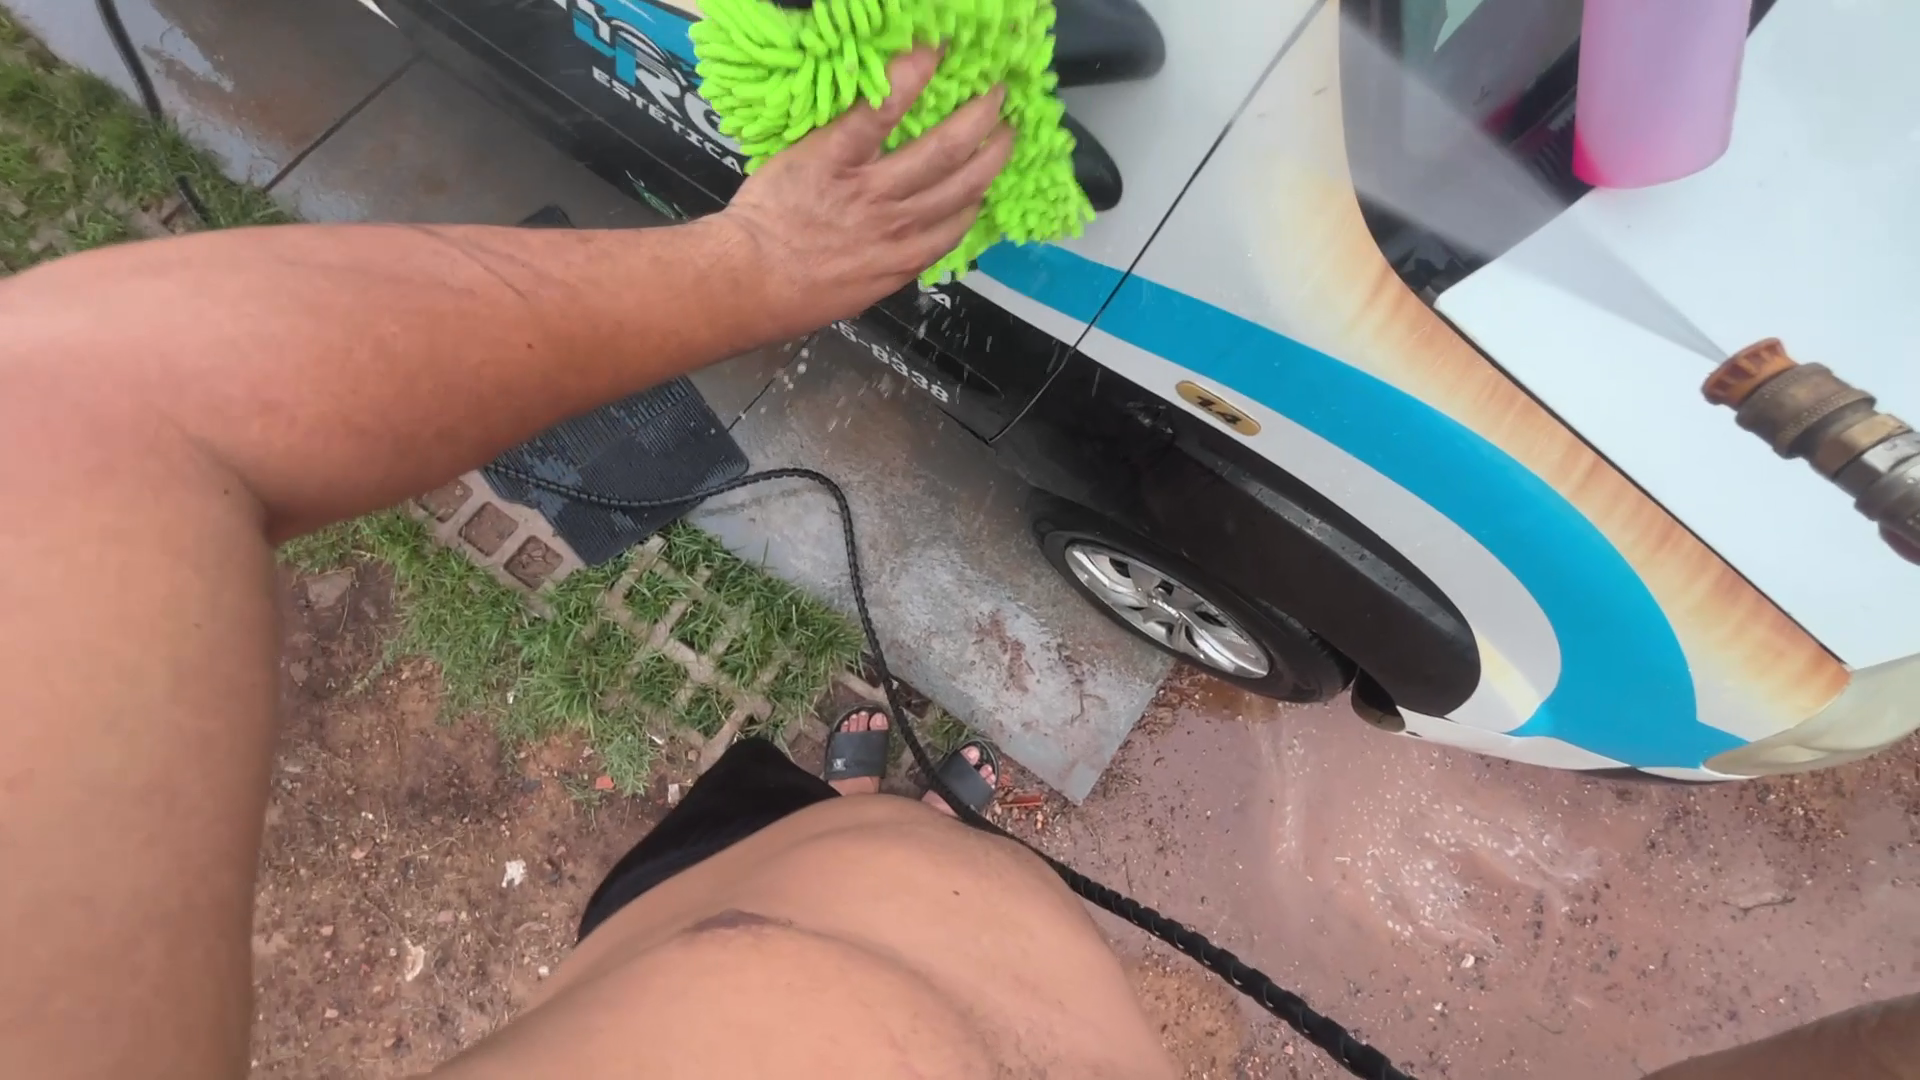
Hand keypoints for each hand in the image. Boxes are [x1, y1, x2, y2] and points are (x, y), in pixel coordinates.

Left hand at [713, 48, 1012, 332]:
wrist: (755, 281)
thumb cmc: (800, 294)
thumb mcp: (860, 292)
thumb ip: (890, 265)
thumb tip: (907, 246)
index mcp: (906, 258)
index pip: (959, 223)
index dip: (980, 193)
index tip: (990, 172)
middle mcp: (900, 223)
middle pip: (963, 180)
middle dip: (993, 149)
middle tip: (1006, 120)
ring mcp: (871, 190)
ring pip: (939, 150)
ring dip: (972, 117)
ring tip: (990, 92)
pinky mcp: (836, 157)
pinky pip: (879, 115)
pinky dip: (906, 81)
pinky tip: (930, 55)